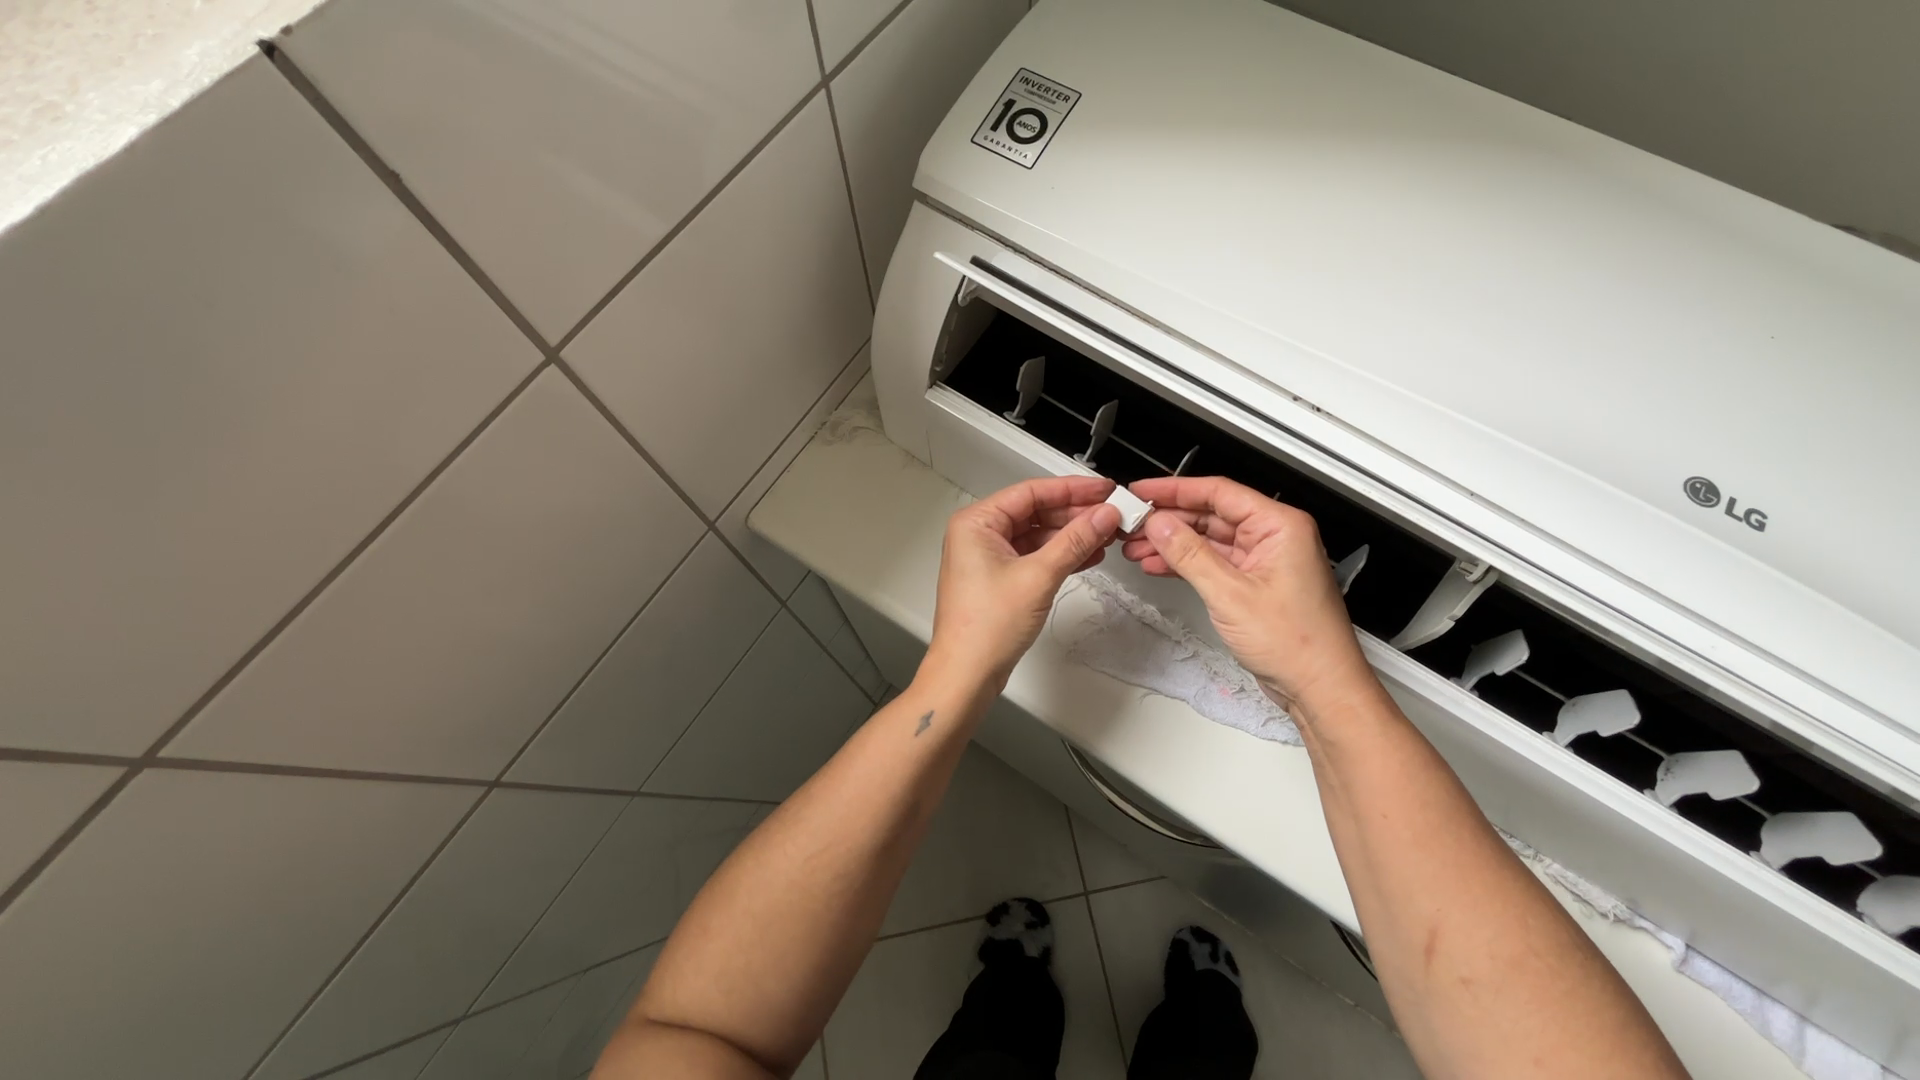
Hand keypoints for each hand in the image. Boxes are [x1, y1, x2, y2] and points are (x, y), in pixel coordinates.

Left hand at [924, 476, 1122, 690]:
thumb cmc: (985, 628)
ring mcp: (988, 557)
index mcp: (976, 523)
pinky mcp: (1000, 578)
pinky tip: (1090, 554)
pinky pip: (1035, 555)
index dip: (1072, 489)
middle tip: (1112, 514)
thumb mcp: (1038, 576)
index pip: (1031, 492)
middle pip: (1036, 511)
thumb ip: (1075, 541)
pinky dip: (1061, 555)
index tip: (1104, 490)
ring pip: (1038, 534)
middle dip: (1075, 514)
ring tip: (1108, 534)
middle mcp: (978, 535)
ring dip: (1072, 535)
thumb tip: (1104, 516)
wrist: (966, 673)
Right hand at [1121, 476, 1374, 713]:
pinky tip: (1158, 565)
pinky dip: (1185, 563)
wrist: (1319, 686)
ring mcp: (1263, 561)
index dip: (1174, 489)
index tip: (1143, 491)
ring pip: (1208, 539)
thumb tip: (1160, 525)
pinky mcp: (1254, 583)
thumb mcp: (1230, 594)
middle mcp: (1274, 537)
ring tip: (1137, 547)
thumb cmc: (1299, 643)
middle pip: (1211, 513)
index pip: (1218, 492)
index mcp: (1280, 526)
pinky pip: (1213, 562)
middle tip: (1132, 524)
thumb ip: (1189, 555)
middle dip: (1168, 520)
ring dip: (1172, 543)